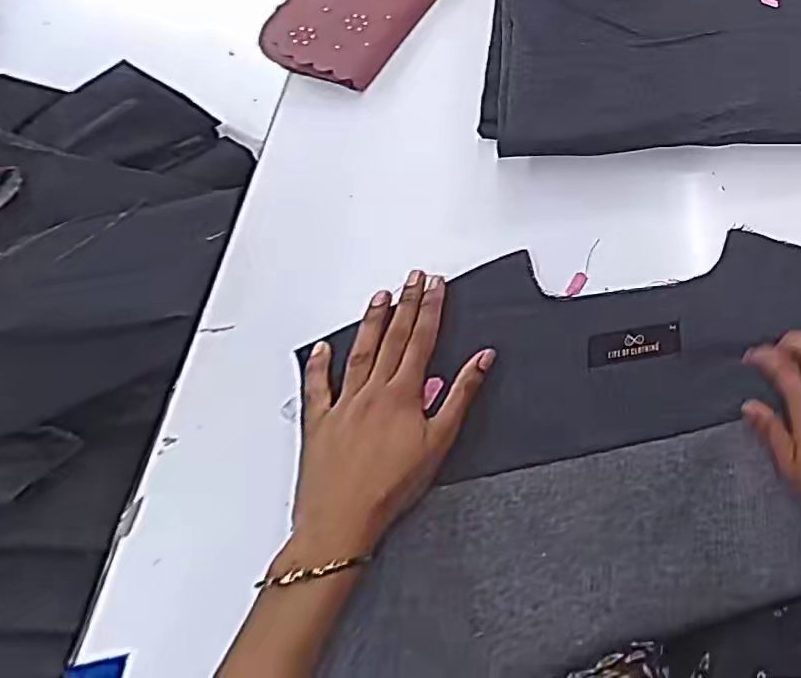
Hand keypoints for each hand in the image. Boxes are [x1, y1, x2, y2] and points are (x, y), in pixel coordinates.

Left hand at [290, 271, 493, 560]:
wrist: (341, 522)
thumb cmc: (392, 486)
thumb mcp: (440, 440)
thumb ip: (461, 394)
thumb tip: (482, 359)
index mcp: (402, 394)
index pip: (421, 339)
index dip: (430, 308)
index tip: (435, 285)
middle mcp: (371, 392)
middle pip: (393, 338)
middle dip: (406, 303)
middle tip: (412, 278)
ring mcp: (343, 405)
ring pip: (360, 353)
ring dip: (372, 322)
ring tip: (380, 297)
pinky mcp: (319, 424)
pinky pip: (318, 387)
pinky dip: (319, 365)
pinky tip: (323, 348)